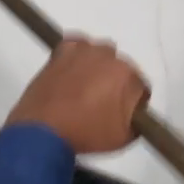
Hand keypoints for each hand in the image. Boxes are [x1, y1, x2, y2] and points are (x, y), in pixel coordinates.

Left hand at [7, 36, 149, 155]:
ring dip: (96, 67)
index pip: (140, 86)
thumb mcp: (124, 137)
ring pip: (99, 54)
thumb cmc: (86, 133)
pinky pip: (76, 46)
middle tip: (102, 102)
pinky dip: (77, 55)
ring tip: (84, 88)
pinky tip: (72, 71)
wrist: (43, 129)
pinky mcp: (61, 50)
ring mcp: (82, 50)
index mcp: (127, 74)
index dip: (132, 102)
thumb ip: (137, 119)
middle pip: (119, 67)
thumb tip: (134, 110)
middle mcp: (108, 55)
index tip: (121, 114)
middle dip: (114, 82)